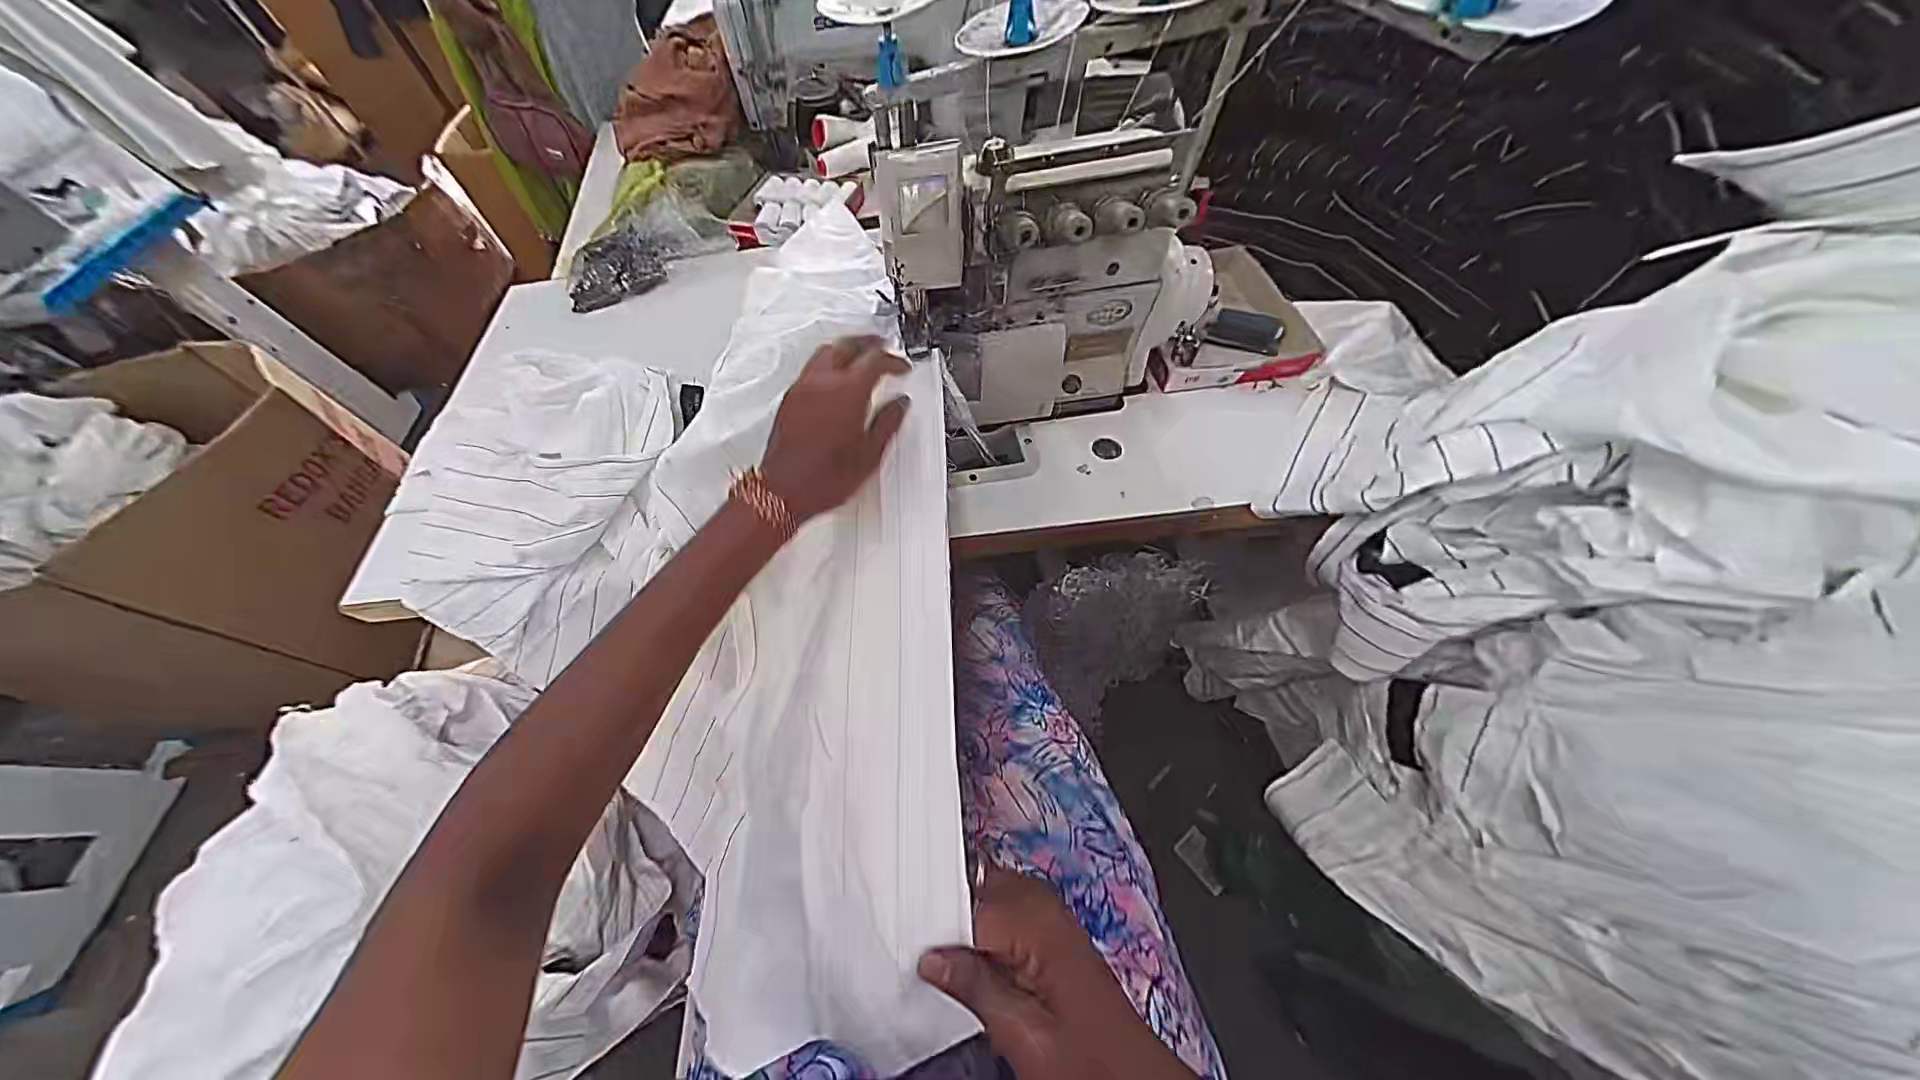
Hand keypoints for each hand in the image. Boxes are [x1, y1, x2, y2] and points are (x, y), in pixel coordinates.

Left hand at [759, 335, 910, 521]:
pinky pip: (811, 368)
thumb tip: (900, 405)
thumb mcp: (871, 454)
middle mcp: (822, 383)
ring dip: (846, 349)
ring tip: (861, 357)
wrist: (785, 491)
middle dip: (868, 344)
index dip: (894, 360)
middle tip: (882, 347)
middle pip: (847, 345)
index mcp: (848, 392)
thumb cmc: (823, 478)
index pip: (876, 360)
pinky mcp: (790, 399)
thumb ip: (889, 422)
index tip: (902, 367)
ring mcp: (802, 389)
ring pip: (826, 352)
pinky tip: (837, 378)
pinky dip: (829, 364)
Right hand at [919, 869, 1196, 1079]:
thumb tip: (931, 958)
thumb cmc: (1089, 1059)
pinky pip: (1001, 903)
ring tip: (950, 959)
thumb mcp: (1024, 1034)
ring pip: (984, 890)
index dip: (934, 924)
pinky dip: (981, 922)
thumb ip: (976, 987)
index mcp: (1035, 921)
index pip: (964, 899)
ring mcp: (1046, 909)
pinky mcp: (1047, 923)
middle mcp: (1042, 903)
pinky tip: (975, 957)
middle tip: (928, 954)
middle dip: (946, 913)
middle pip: (973, 885)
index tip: (914, 946)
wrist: (1131, 1072)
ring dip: (962, 917)